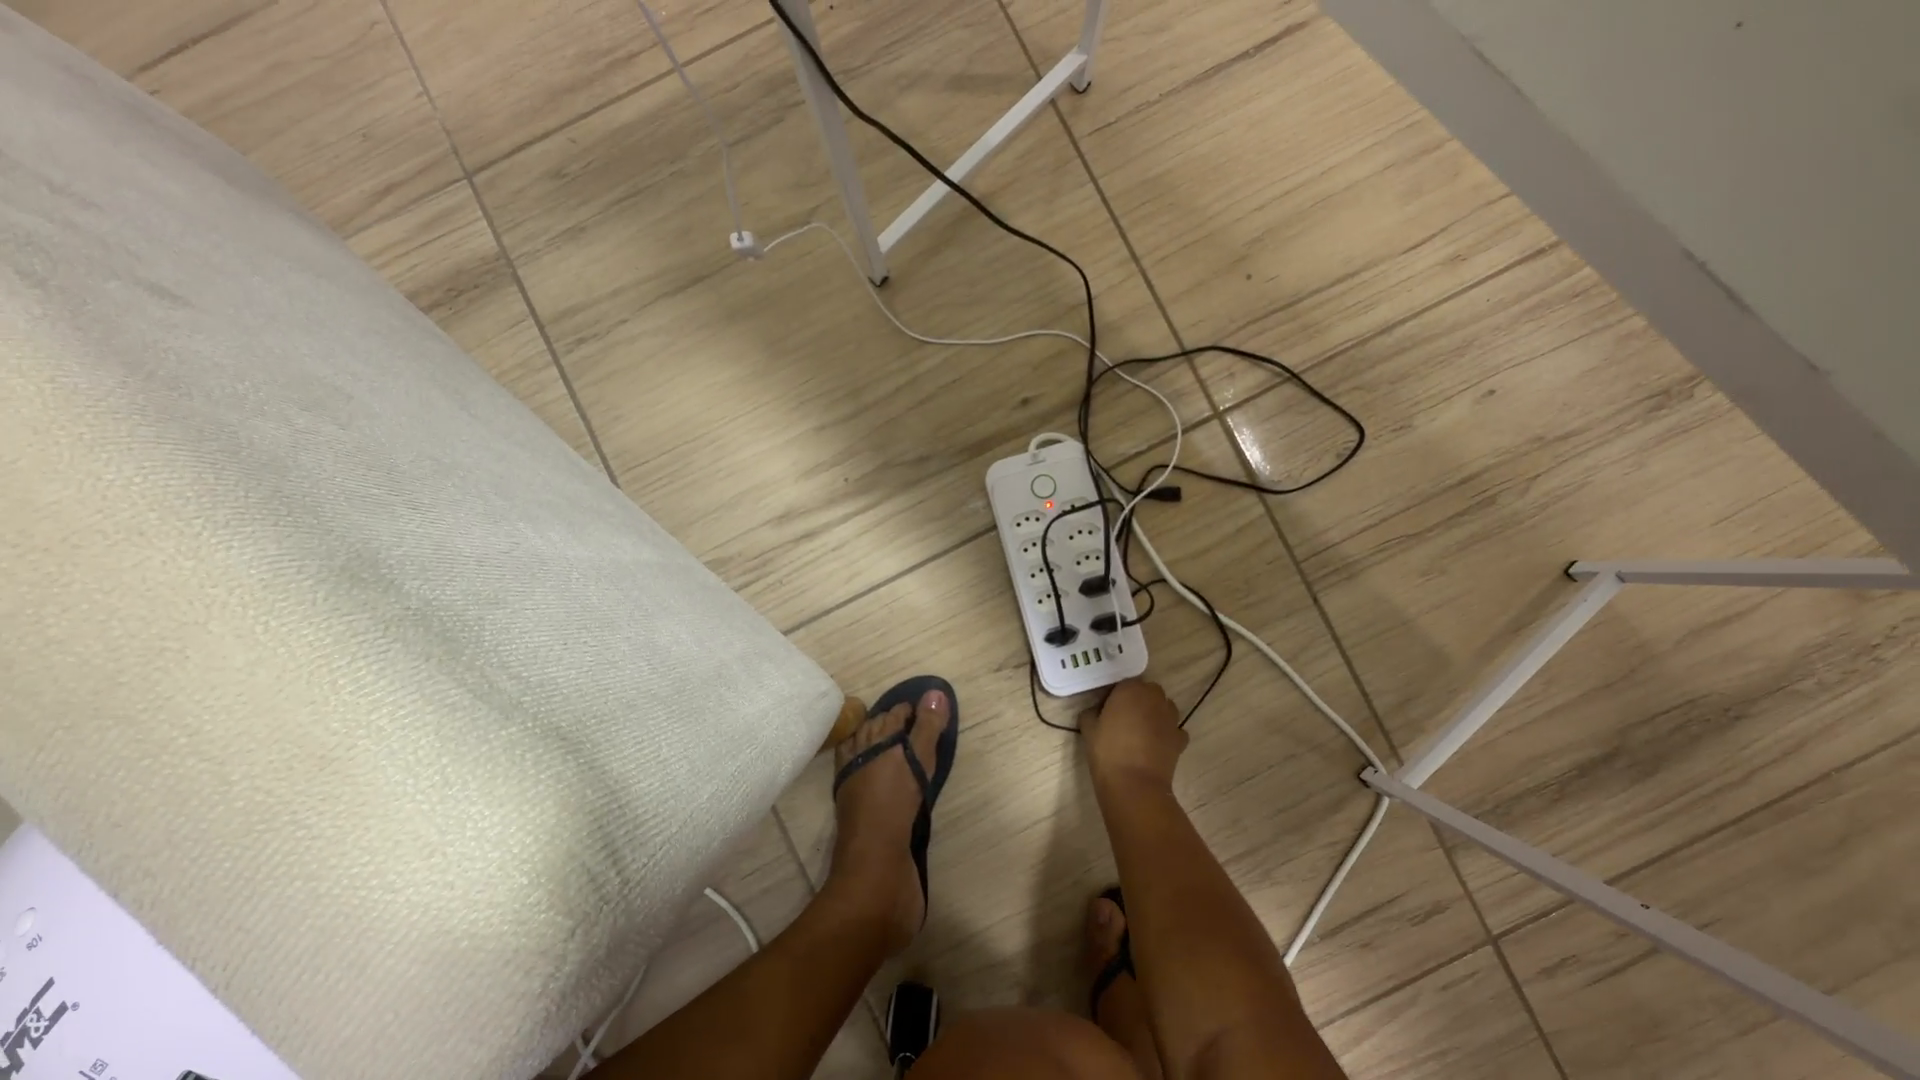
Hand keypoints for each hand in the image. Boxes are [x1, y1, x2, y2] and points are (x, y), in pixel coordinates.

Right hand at [1080, 678, 1186, 792]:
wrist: (1134, 784)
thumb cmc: (1107, 751)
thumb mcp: (1088, 729)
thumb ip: (1091, 713)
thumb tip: (1095, 712)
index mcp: (1131, 689)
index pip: (1123, 685)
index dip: (1115, 697)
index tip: (1106, 712)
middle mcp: (1155, 698)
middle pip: (1147, 693)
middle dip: (1137, 702)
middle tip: (1122, 721)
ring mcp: (1171, 718)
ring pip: (1163, 709)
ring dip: (1154, 715)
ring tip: (1139, 734)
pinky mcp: (1180, 738)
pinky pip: (1173, 730)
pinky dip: (1166, 735)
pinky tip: (1154, 747)